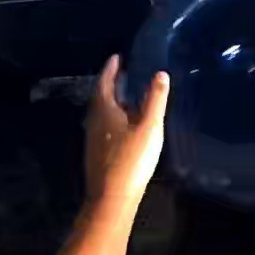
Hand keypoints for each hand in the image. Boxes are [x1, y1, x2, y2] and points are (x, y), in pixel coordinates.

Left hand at [86, 55, 169, 207]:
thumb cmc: (131, 159)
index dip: (111, 69)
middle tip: (124, 72)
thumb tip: (160, 73)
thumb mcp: (149, 127)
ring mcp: (94, 138)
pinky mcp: (98, 152)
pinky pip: (105, 125)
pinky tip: (126, 123)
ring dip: (113, 100)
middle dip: (112, 83)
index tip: (117, 57)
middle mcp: (95, 121)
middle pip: (101, 97)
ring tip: (128, 95)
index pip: (105, 83)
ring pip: (102, 112)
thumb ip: (155, 100)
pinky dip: (114, 116)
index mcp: (104, 110)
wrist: (111, 197)